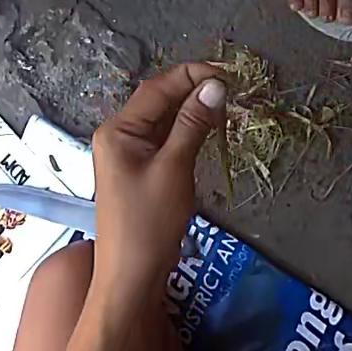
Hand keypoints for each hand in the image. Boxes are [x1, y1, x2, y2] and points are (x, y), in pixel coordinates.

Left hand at [91, 64, 226, 294]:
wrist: (132, 274)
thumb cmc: (149, 223)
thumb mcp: (175, 168)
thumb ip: (193, 123)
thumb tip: (215, 86)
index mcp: (118, 129)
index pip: (158, 87)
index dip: (193, 76)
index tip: (228, 77)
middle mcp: (118, 134)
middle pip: (159, 100)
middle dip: (194, 91)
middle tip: (232, 92)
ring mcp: (128, 152)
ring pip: (164, 118)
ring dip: (193, 110)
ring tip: (226, 109)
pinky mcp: (140, 168)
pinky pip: (165, 138)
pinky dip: (188, 131)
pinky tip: (209, 130)